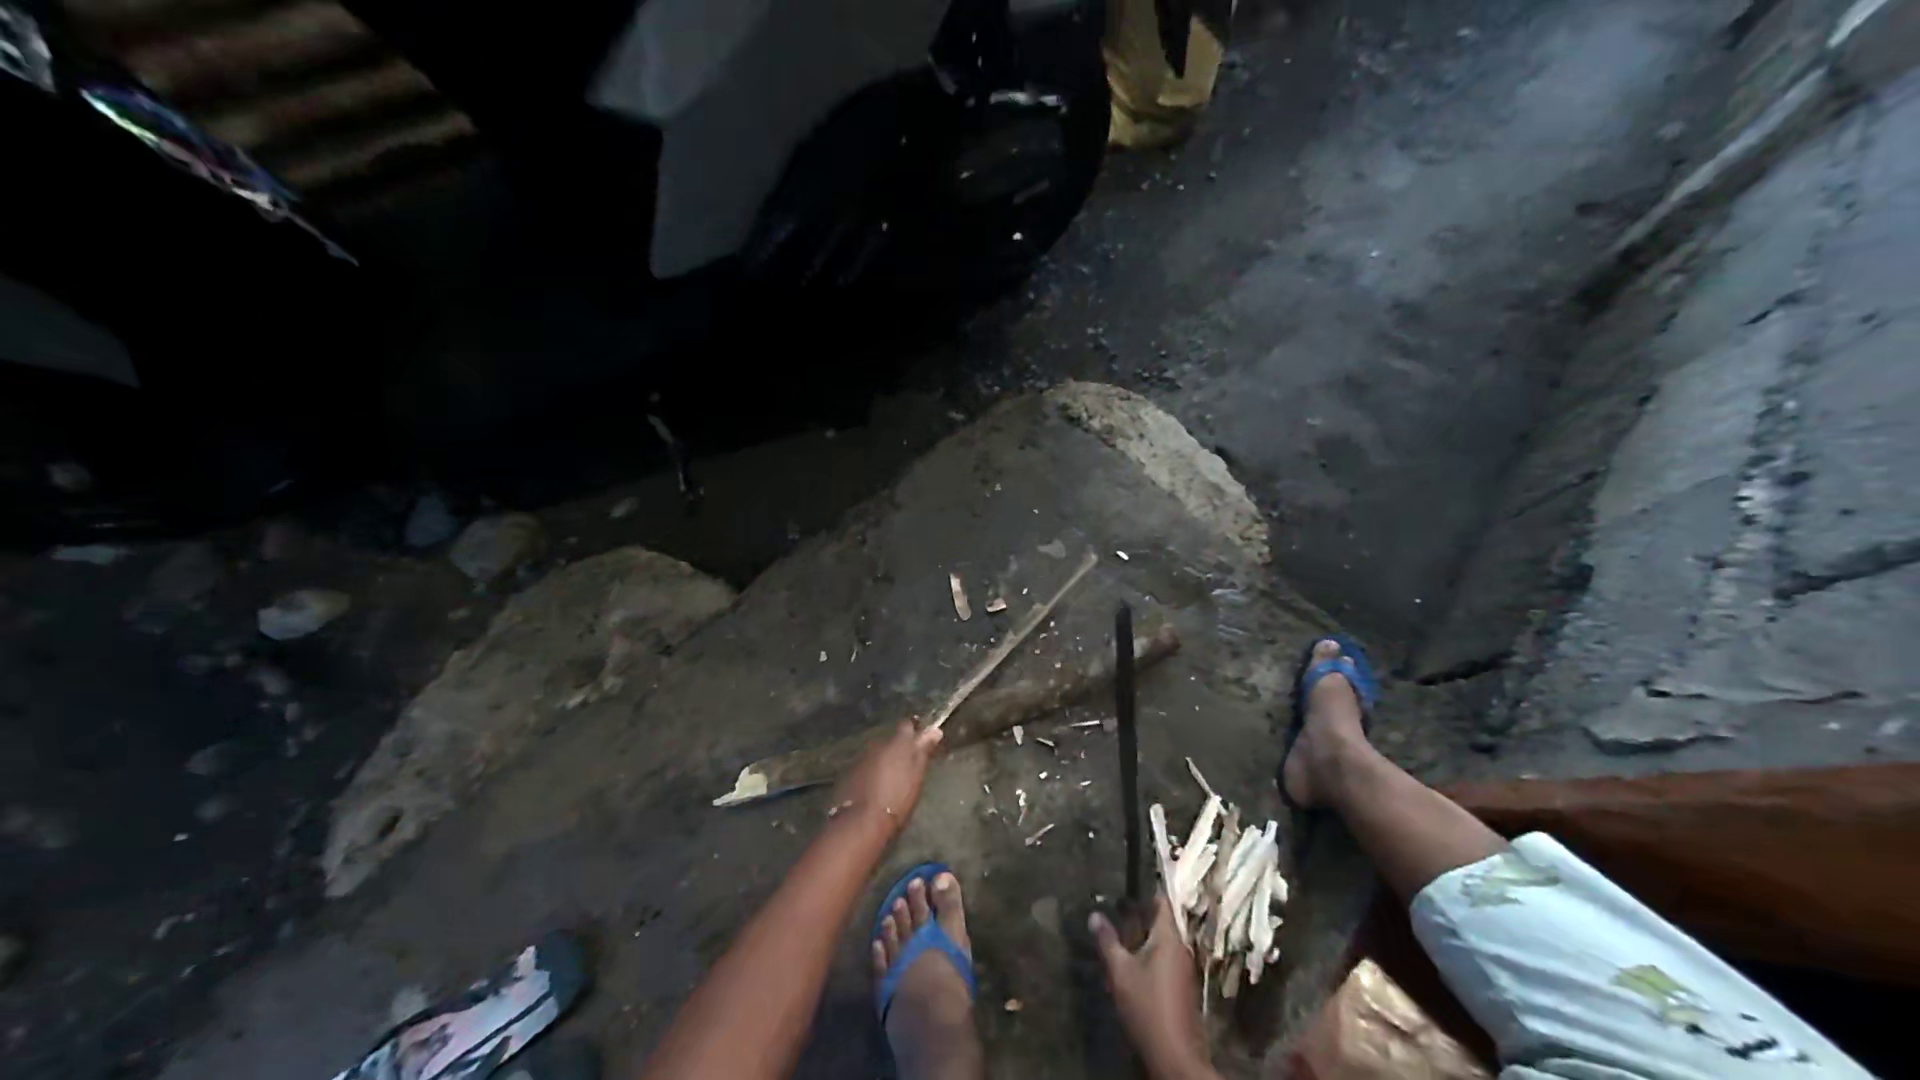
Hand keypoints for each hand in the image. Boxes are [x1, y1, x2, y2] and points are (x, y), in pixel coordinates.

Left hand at [829, 721, 942, 838]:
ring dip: (882, 762)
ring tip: (888, 782)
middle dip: (896, 751)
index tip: (918, 743)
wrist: (861, 821)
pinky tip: (872, 789)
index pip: (906, 725)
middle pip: (890, 741)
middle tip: (904, 769)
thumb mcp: (916, 776)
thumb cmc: (897, 798)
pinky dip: (869, 773)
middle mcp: (877, 744)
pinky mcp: (848, 771)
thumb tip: (935, 730)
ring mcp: (861, 757)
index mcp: (897, 743)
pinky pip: (864, 767)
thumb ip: (923, 751)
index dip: (913, 732)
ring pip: (876, 754)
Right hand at [1090, 893, 1215, 1079]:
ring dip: (1143, 937)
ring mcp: (1184, 969)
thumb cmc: (1147, 1006)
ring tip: (1118, 933)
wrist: (1174, 1057)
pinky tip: (1131, 963)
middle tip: (1113, 908)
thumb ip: (1107, 941)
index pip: (1161, 902)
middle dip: (1139, 915)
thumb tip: (1094, 914)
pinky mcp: (1182, 987)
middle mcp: (1181, 948)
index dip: (1146, 890)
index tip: (1126, 882)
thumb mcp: (1120, 972)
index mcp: (1169, 938)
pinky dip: (1149, 955)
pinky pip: (1165, 959)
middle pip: (1161, 922)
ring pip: (1162, 942)